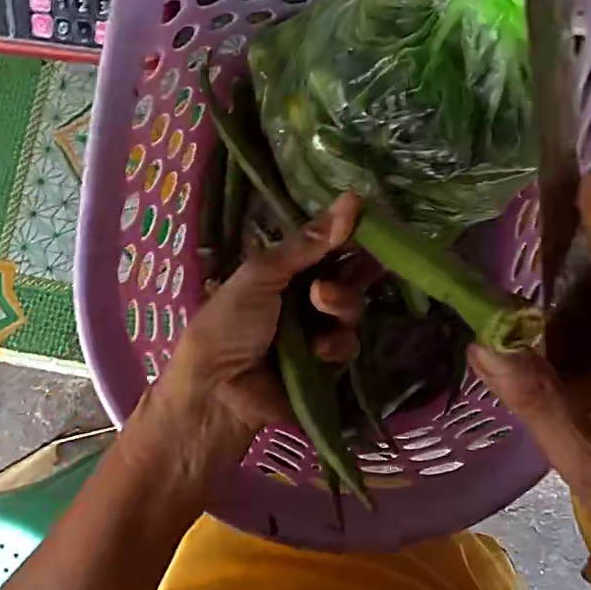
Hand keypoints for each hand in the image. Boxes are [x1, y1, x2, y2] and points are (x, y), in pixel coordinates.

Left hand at [132, 193, 362, 461]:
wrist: (218, 390)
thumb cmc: (229, 323)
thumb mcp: (263, 274)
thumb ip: (309, 243)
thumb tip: (353, 199)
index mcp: (286, 272)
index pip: (329, 248)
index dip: (350, 238)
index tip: (372, 226)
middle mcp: (306, 298)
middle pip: (348, 278)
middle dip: (345, 279)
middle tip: (324, 288)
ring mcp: (319, 331)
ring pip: (353, 310)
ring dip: (341, 308)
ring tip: (320, 312)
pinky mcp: (329, 365)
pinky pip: (350, 345)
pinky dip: (336, 346)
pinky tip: (317, 353)